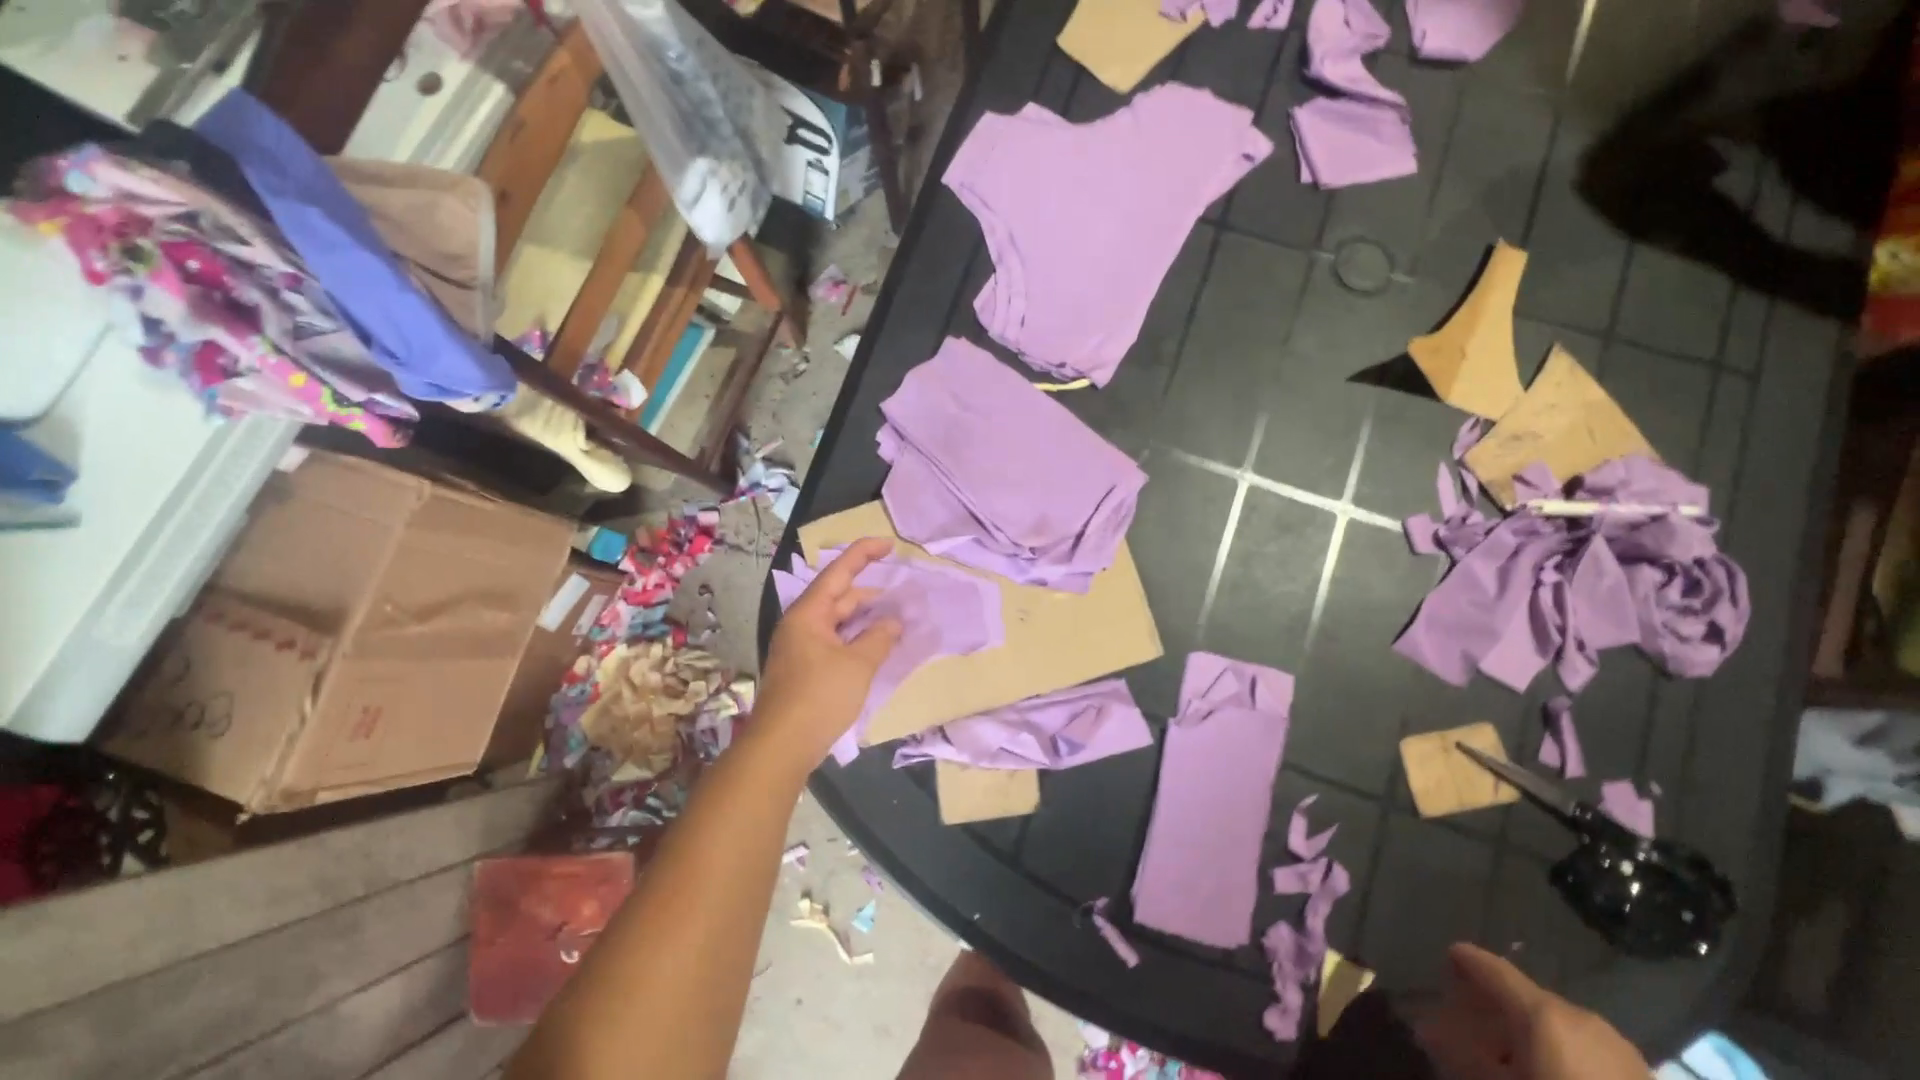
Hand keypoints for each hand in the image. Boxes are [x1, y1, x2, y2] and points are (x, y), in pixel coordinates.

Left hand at [756, 537, 903, 762]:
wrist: (782, 745)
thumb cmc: (819, 697)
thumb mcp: (858, 665)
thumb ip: (879, 638)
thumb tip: (892, 622)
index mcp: (808, 614)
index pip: (838, 572)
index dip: (864, 554)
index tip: (889, 544)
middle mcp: (801, 625)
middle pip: (839, 598)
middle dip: (871, 595)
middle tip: (904, 597)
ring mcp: (801, 649)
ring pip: (838, 623)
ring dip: (866, 621)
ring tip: (898, 622)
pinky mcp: (805, 671)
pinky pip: (835, 644)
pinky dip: (857, 641)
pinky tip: (877, 649)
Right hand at [1413, 944, 1648, 1079]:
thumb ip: (1466, 1058)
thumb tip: (1428, 1031)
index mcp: (1543, 1015)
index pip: (1497, 971)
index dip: (1470, 961)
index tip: (1451, 955)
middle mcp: (1579, 1016)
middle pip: (1528, 998)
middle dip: (1499, 1004)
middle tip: (1474, 1021)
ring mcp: (1615, 1043)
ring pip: (1559, 1022)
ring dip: (1532, 1029)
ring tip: (1515, 1055)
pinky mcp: (1639, 1071)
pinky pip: (1586, 1045)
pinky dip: (1561, 1049)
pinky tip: (1555, 1073)